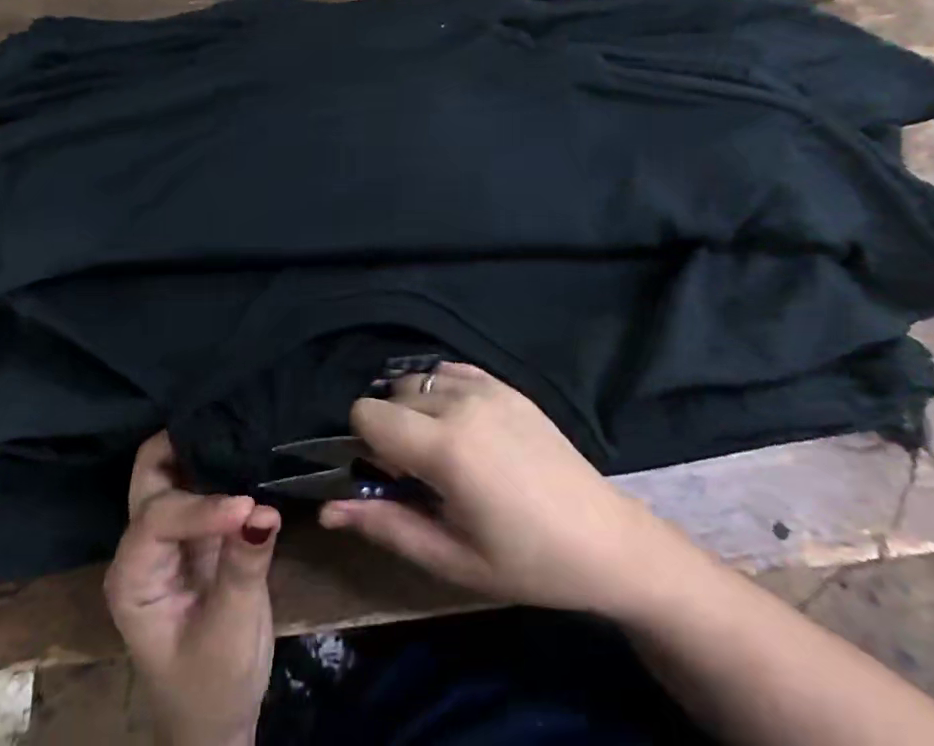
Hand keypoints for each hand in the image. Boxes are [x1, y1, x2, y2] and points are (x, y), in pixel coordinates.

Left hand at [104, 432, 281, 745]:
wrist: (215, 720)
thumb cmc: (213, 684)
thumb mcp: (230, 632)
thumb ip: (243, 568)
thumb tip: (264, 509)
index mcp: (133, 576)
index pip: (157, 519)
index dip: (201, 507)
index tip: (246, 505)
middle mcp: (143, 547)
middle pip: (149, 476)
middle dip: (182, 446)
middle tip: (227, 423)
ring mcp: (170, 540)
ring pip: (174, 474)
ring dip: (203, 451)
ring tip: (241, 429)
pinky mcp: (199, 539)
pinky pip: (205, 490)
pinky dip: (224, 469)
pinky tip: (249, 455)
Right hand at [318, 363, 679, 616]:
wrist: (606, 541)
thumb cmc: (526, 561)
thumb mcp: (451, 558)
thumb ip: (385, 526)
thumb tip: (327, 509)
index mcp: (445, 447)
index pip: (367, 413)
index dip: (366, 446)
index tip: (393, 479)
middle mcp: (463, 404)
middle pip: (391, 395)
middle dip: (391, 430)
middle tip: (421, 475)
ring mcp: (490, 389)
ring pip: (420, 380)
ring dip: (417, 411)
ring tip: (446, 452)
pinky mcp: (509, 387)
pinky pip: (453, 372)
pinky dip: (443, 393)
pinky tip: (466, 428)